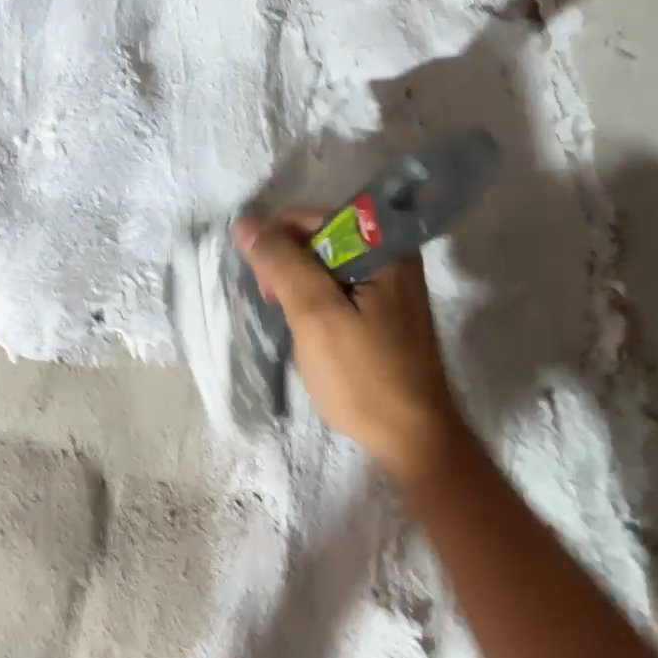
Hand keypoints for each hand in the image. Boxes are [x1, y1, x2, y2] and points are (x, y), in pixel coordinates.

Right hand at [234, 211, 467, 481]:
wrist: (413, 441)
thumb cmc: (364, 376)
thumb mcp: (314, 313)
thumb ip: (280, 261)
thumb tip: (244, 222)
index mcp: (386, 248)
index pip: (314, 216)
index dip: (279, 240)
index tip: (266, 284)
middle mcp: (393, 257)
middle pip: (320, 237)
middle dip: (288, 264)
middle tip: (276, 305)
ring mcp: (391, 286)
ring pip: (325, 264)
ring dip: (298, 285)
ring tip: (290, 320)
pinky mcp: (384, 311)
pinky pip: (338, 287)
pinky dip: (314, 300)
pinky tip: (308, 329)